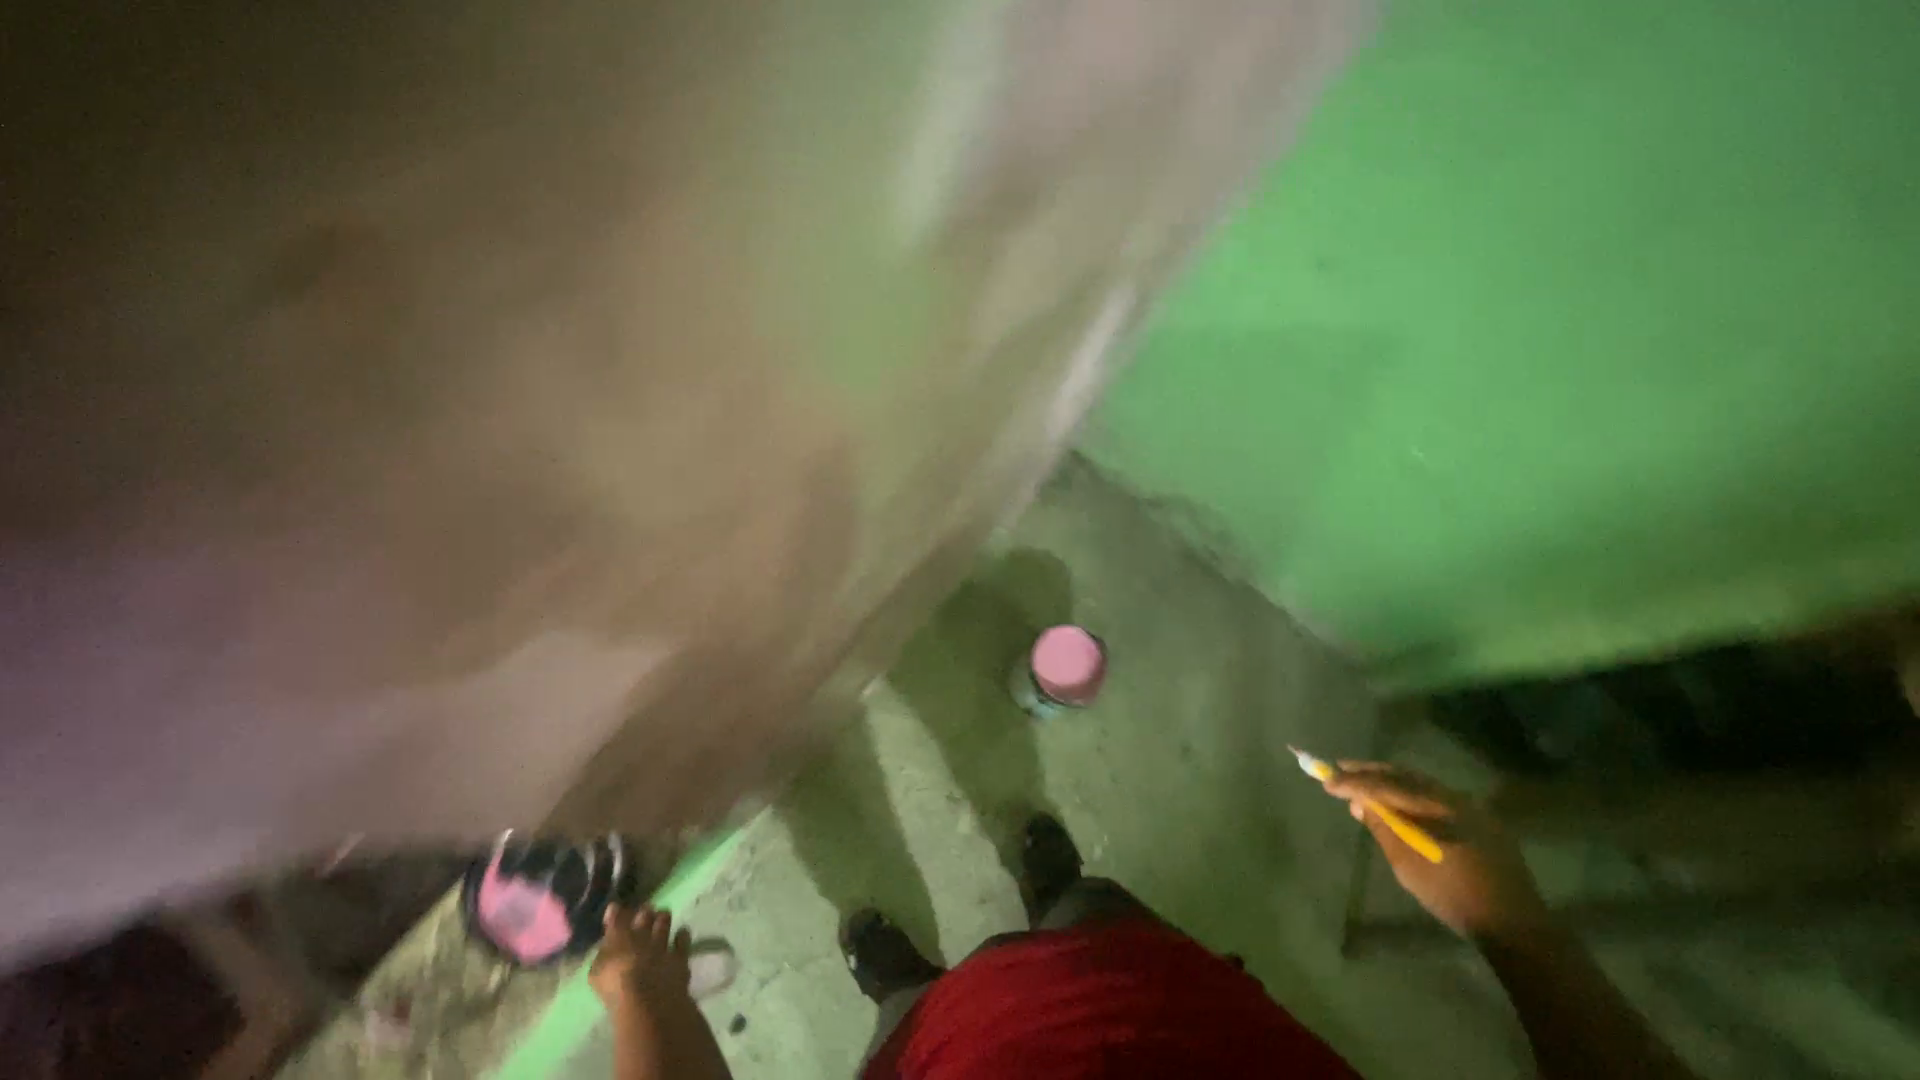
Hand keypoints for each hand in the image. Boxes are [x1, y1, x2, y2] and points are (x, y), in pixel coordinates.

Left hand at [590, 905, 693, 1015]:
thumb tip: (612, 907)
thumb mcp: (616, 943)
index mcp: (608, 964)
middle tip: (650, 904)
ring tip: (666, 911)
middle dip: (642, 923)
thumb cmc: (626, 971)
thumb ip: (615, 925)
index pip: (614, 938)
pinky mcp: (676, 972)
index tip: (627, 904)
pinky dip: (681, 942)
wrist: (655, 1002)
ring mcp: (653, 971)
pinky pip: (678, 953)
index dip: (620, 921)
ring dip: (662, 928)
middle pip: (637, 941)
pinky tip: (683, 930)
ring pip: (658, 945)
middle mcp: (629, 969)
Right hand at [1324, 763, 1549, 938]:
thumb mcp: (1408, 866)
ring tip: (1363, 782)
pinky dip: (1411, 793)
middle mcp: (1454, 797)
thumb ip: (1384, 829)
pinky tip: (1399, 801)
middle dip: (1370, 772)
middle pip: (1404, 775)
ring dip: (1390, 780)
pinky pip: (1436, 796)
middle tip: (1339, 768)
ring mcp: (1471, 806)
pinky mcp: (1480, 819)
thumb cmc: (1453, 896)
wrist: (1513, 924)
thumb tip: (1361, 804)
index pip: (1386, 786)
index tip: (1326, 780)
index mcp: (1436, 807)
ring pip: (1421, 783)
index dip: (1353, 781)